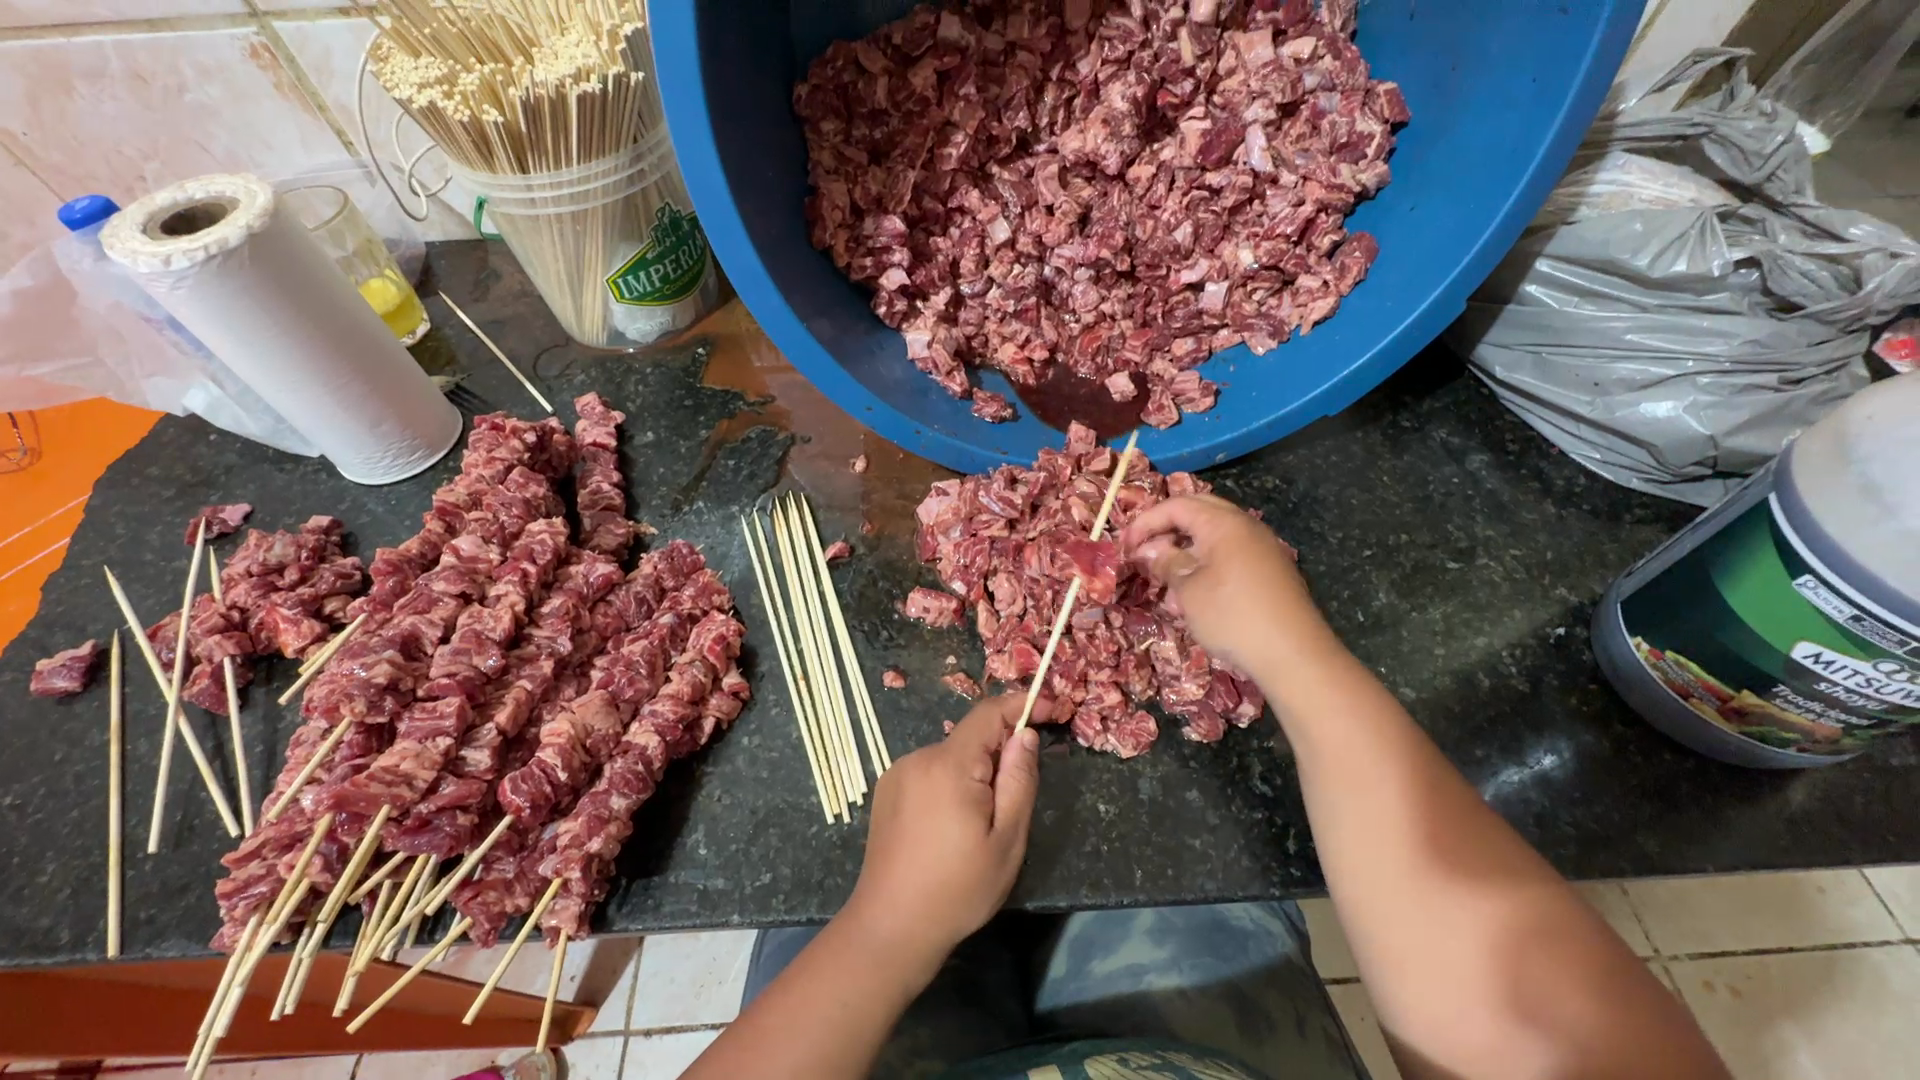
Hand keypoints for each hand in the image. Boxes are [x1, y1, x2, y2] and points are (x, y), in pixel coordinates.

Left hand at [841, 695, 1040, 965]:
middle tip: (1019, 798)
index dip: (1023, 704)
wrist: (891, 926)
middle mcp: (919, 758)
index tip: (1054, 709)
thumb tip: (1024, 735)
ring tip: (981, 825)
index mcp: (950, 765)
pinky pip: (931, 772)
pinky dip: (952, 784)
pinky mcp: (887, 792)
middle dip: (1001, 752)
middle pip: (971, 737)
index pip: (989, 713)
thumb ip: (1019, 780)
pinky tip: (951, 827)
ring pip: (952, 757)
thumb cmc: (958, 889)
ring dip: (976, 772)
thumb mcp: (1007, 840)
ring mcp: (898, 774)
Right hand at [1121, 494, 1326, 674]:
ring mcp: (1261, 548)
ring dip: (1186, 548)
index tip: (1125, 547)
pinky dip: (1207, 563)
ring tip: (1167, 578)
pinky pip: (1230, 554)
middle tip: (1145, 551)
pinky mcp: (1270, 570)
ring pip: (1215, 534)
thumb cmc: (1232, 616)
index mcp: (1223, 523)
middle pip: (1198, 512)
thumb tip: (1149, 549)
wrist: (1293, 653)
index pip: (1176, 505)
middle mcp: (1245, 526)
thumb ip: (1166, 562)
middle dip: (1167, 528)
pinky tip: (1196, 594)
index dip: (1145, 522)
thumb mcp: (1188, 591)